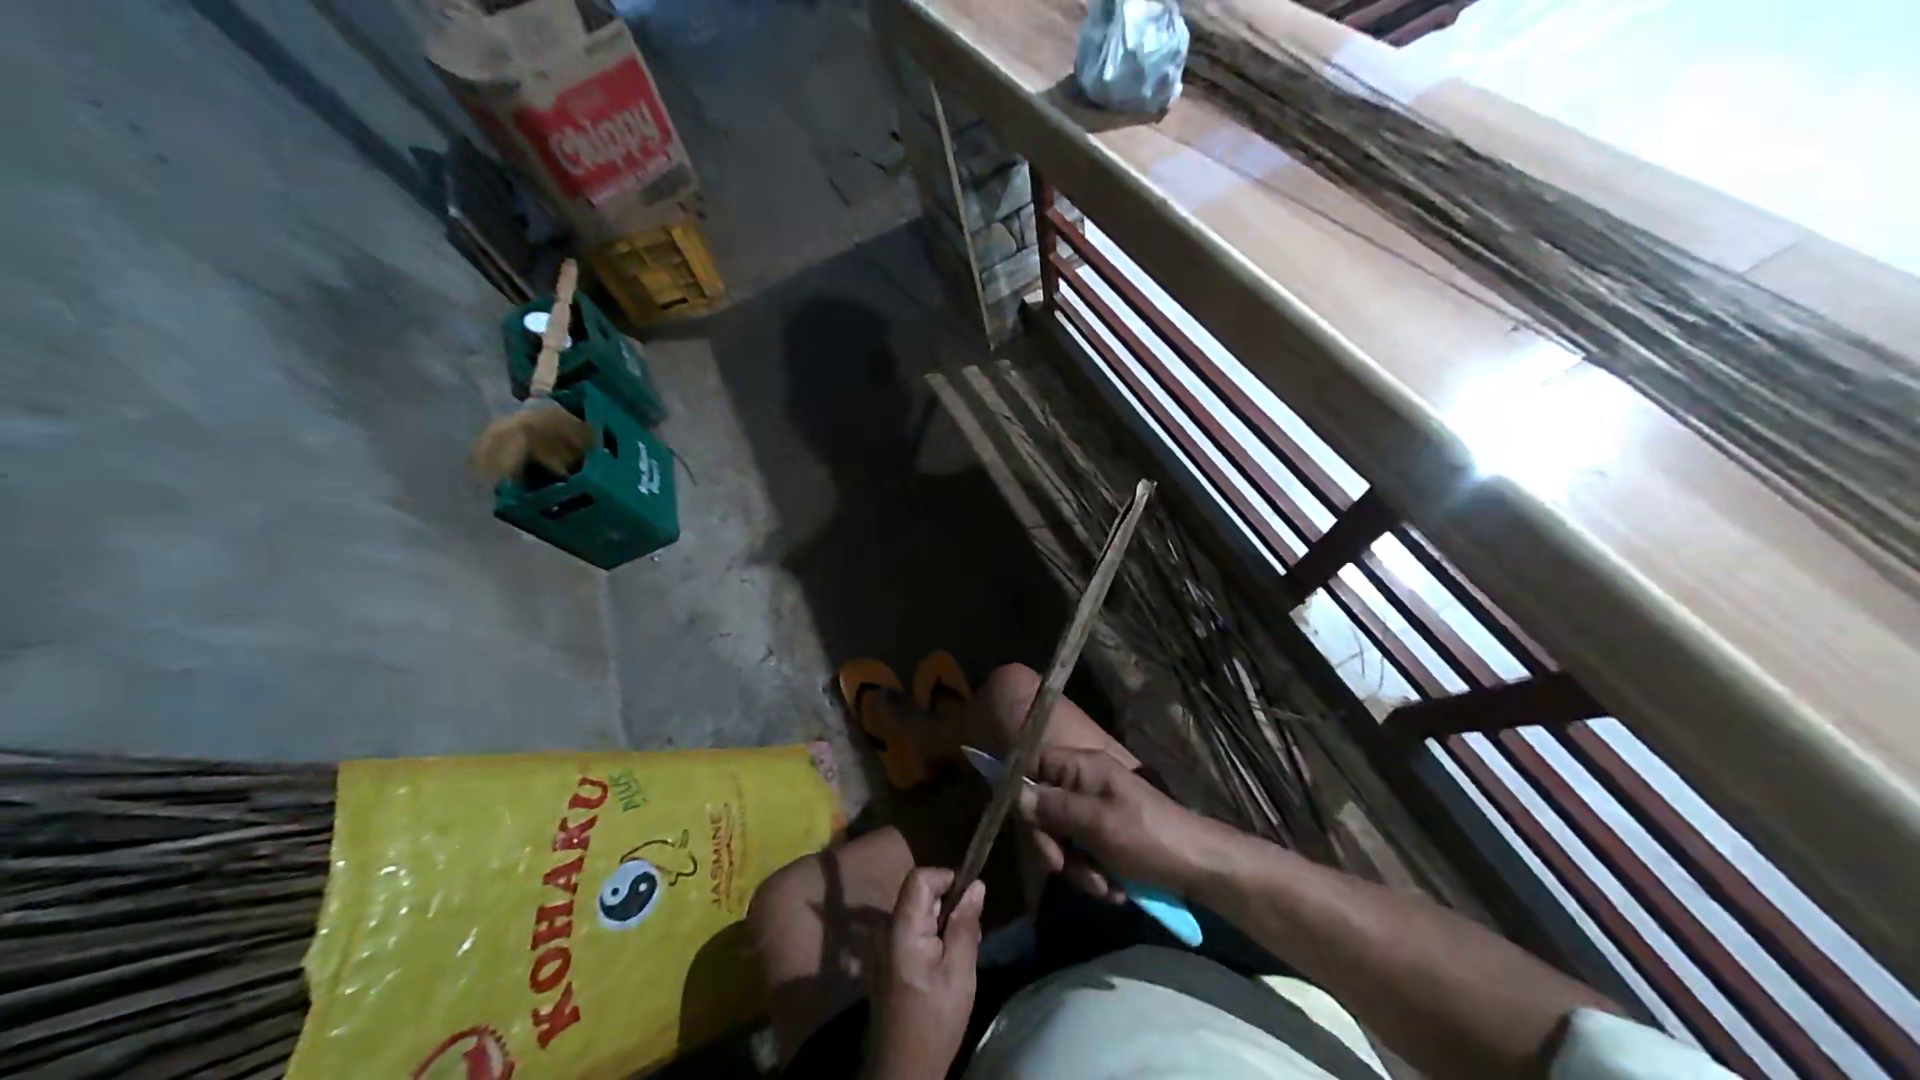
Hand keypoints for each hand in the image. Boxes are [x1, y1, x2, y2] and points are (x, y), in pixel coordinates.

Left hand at [864, 868, 984, 1079]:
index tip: (968, 899)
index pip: (919, 877)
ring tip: (959, 955)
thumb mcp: (959, 972)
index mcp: (902, 928)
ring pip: (917, 915)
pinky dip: (930, 939)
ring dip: (941, 924)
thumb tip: (976, 885)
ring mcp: (882, 947)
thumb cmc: (934, 1020)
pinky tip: (943, 968)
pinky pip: (910, 934)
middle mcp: (886, 930)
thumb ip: (965, 925)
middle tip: (969, 936)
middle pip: (918, 895)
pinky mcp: (884, 962)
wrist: (902, 1069)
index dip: (945, 878)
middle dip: (948, 906)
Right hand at [1016, 746, 1236, 901]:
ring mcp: (1096, 808)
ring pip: (1061, 835)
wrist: (1200, 866)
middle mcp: (1084, 782)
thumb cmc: (1148, 837)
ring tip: (1104, 887)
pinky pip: (1082, 850)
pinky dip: (1092, 872)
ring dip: (1077, 867)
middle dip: (1055, 845)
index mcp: (1082, 767)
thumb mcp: (1096, 823)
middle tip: (1066, 869)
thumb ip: (1052, 807)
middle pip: (1043, 807)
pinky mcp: (1107, 833)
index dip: (1023, 794)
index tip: (1031, 827)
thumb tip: (1015, 793)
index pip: (1032, 764)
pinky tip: (1113, 888)